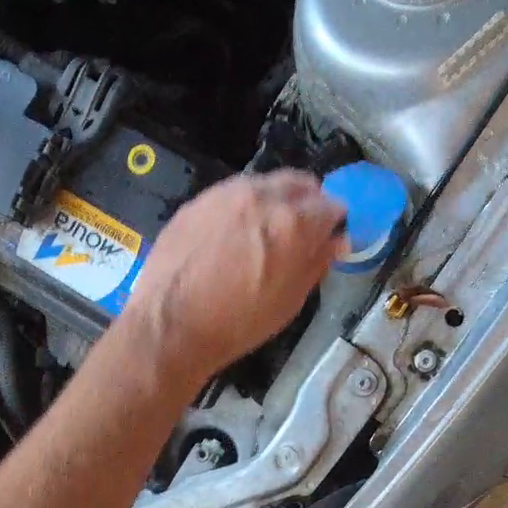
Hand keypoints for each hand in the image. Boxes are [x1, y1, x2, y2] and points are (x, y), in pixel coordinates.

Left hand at [122, 171, 346, 383]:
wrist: (171, 324)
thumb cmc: (239, 323)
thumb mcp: (290, 301)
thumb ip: (317, 263)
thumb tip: (337, 241)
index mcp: (293, 221)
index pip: (332, 206)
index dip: (335, 223)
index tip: (329, 238)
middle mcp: (262, 195)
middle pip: (299, 183)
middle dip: (308, 202)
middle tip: (301, 231)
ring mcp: (225, 193)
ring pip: (264, 184)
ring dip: (275, 200)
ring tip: (265, 232)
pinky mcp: (197, 201)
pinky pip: (232, 194)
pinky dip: (243, 207)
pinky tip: (232, 235)